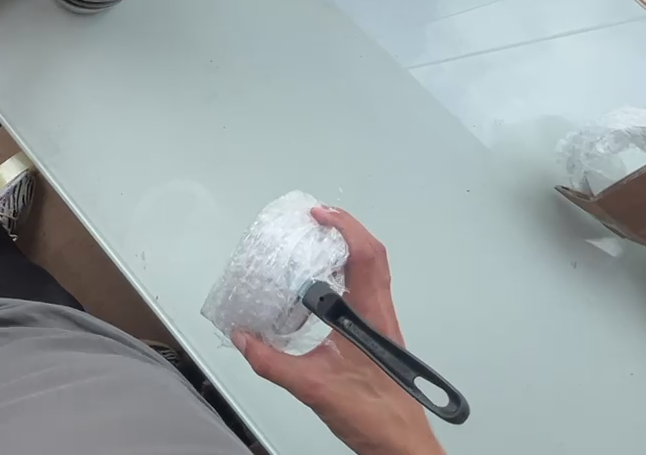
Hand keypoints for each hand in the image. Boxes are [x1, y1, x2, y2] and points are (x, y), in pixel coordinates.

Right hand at [233, 208, 441, 454]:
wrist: (404, 450)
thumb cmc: (374, 418)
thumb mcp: (315, 389)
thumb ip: (273, 363)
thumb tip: (241, 336)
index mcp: (370, 316)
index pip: (367, 256)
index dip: (344, 227)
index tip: (316, 215)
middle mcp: (379, 312)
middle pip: (372, 254)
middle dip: (344, 227)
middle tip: (312, 217)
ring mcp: (379, 321)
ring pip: (370, 269)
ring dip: (345, 246)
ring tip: (313, 238)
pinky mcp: (375, 332)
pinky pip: (363, 287)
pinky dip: (342, 270)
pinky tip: (317, 281)